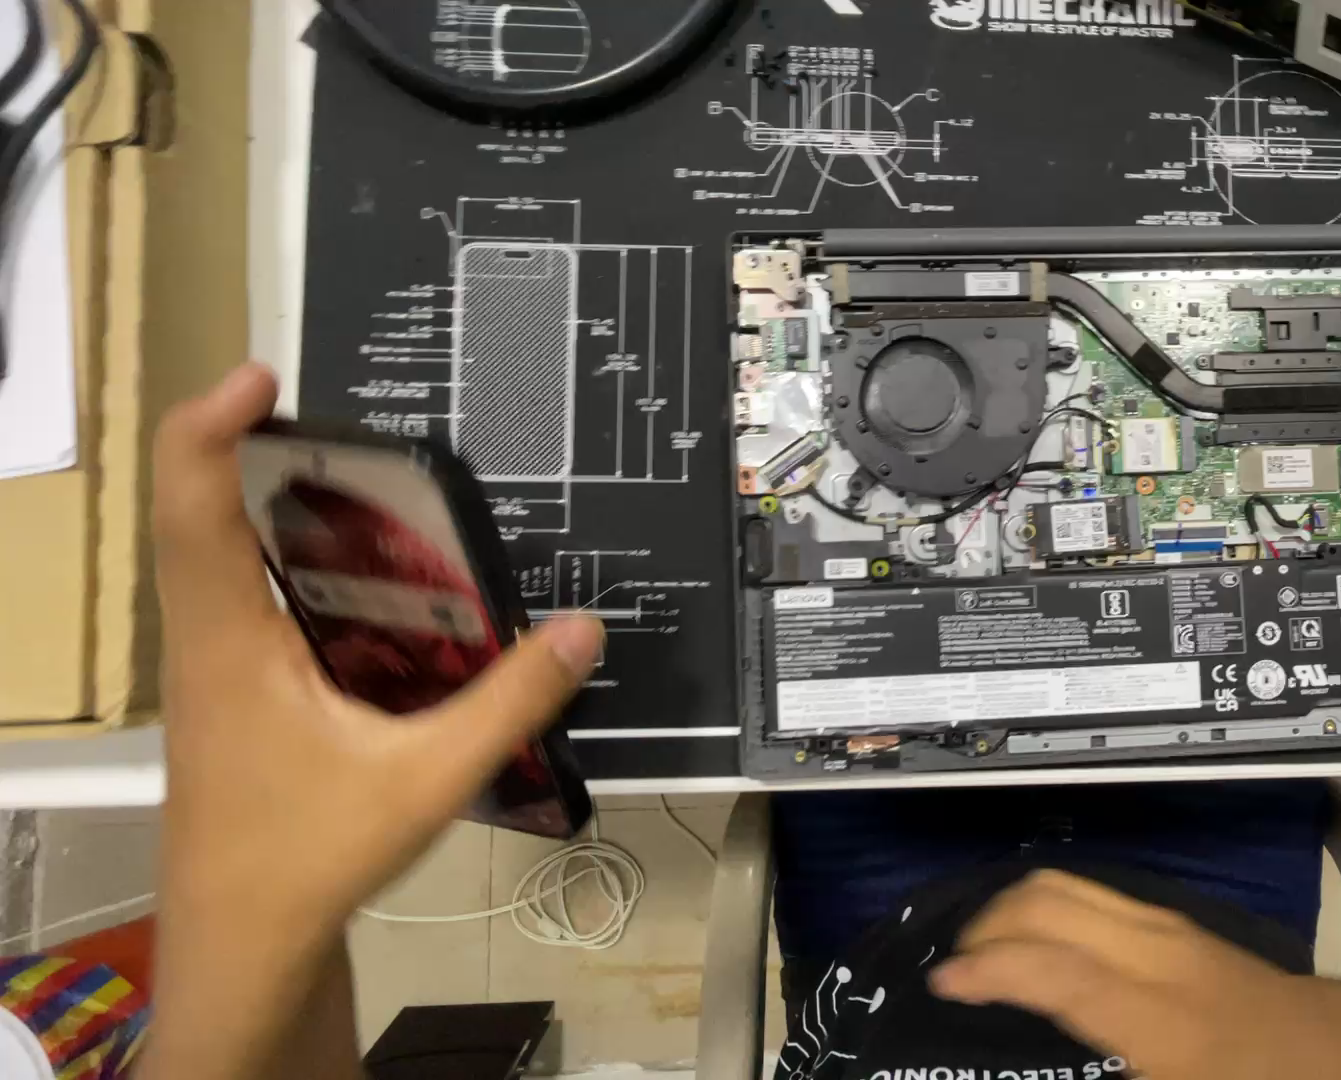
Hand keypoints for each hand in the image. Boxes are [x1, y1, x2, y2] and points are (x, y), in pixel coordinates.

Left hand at [152, 364, 604, 945]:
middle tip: (368, 436)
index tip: (259, 376)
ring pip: (251, 572)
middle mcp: (219, 647)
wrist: (250, 945)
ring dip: (305, 524)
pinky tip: (403, 600)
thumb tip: (585, 627)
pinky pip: (286, 614)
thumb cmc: (312, 856)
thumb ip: (512, 699)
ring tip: (395, 502)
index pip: (192, 517)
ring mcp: (233, 677)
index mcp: (232, 648)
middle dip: (274, 464)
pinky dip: (332, 582)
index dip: (207, 433)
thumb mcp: (429, 775)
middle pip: (217, 527)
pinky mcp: (258, 701)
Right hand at [930, 870, 1340, 1079]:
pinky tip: (1025, 941)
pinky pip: (1082, 892)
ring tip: (976, 951)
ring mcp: (1160, 923)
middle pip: (1046, 901)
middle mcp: (1154, 952)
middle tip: (952, 970)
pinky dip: (1038, 906)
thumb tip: (1036, 1063)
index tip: (941, 986)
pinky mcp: (1165, 917)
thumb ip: (1105, 1074)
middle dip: (985, 927)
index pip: (1054, 969)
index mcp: (1161, 1018)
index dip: (988, 971)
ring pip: (1061, 884)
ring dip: (1007, 907)